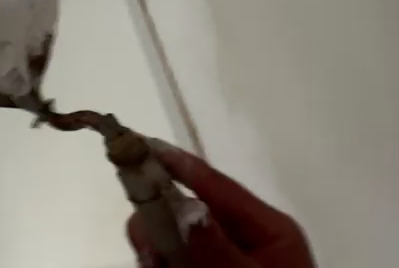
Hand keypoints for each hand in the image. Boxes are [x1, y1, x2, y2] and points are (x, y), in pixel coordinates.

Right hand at [130, 141, 314, 267]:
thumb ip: (215, 250)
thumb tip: (182, 204)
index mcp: (267, 228)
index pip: (211, 180)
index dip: (170, 160)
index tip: (131, 143)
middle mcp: (244, 235)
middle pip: (183, 204)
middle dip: (157, 221)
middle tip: (147, 255)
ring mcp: (224, 256)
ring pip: (171, 233)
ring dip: (155, 250)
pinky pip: (172, 258)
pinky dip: (160, 265)